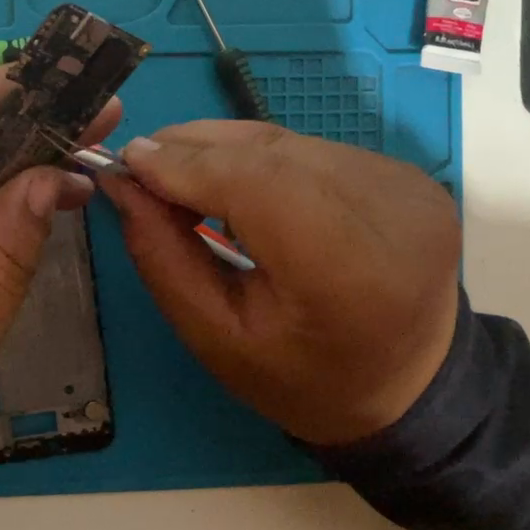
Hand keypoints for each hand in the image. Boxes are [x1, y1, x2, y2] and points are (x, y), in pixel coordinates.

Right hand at [102, 122, 460, 446]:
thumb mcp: (215, 336)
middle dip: (194, 149)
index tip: (126, 162)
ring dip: (223, 149)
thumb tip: (122, 183)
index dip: (184, 165)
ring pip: (288, 142)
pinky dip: (261, 157)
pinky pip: (312, 149)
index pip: (255, 183)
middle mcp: (388, 210)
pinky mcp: (407, 175)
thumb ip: (163, 257)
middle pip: (270, 152)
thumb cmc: (301, 380)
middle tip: (140, 161)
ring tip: (177, 170)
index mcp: (346, 270)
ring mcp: (405, 186)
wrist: (407, 388)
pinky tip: (234, 179)